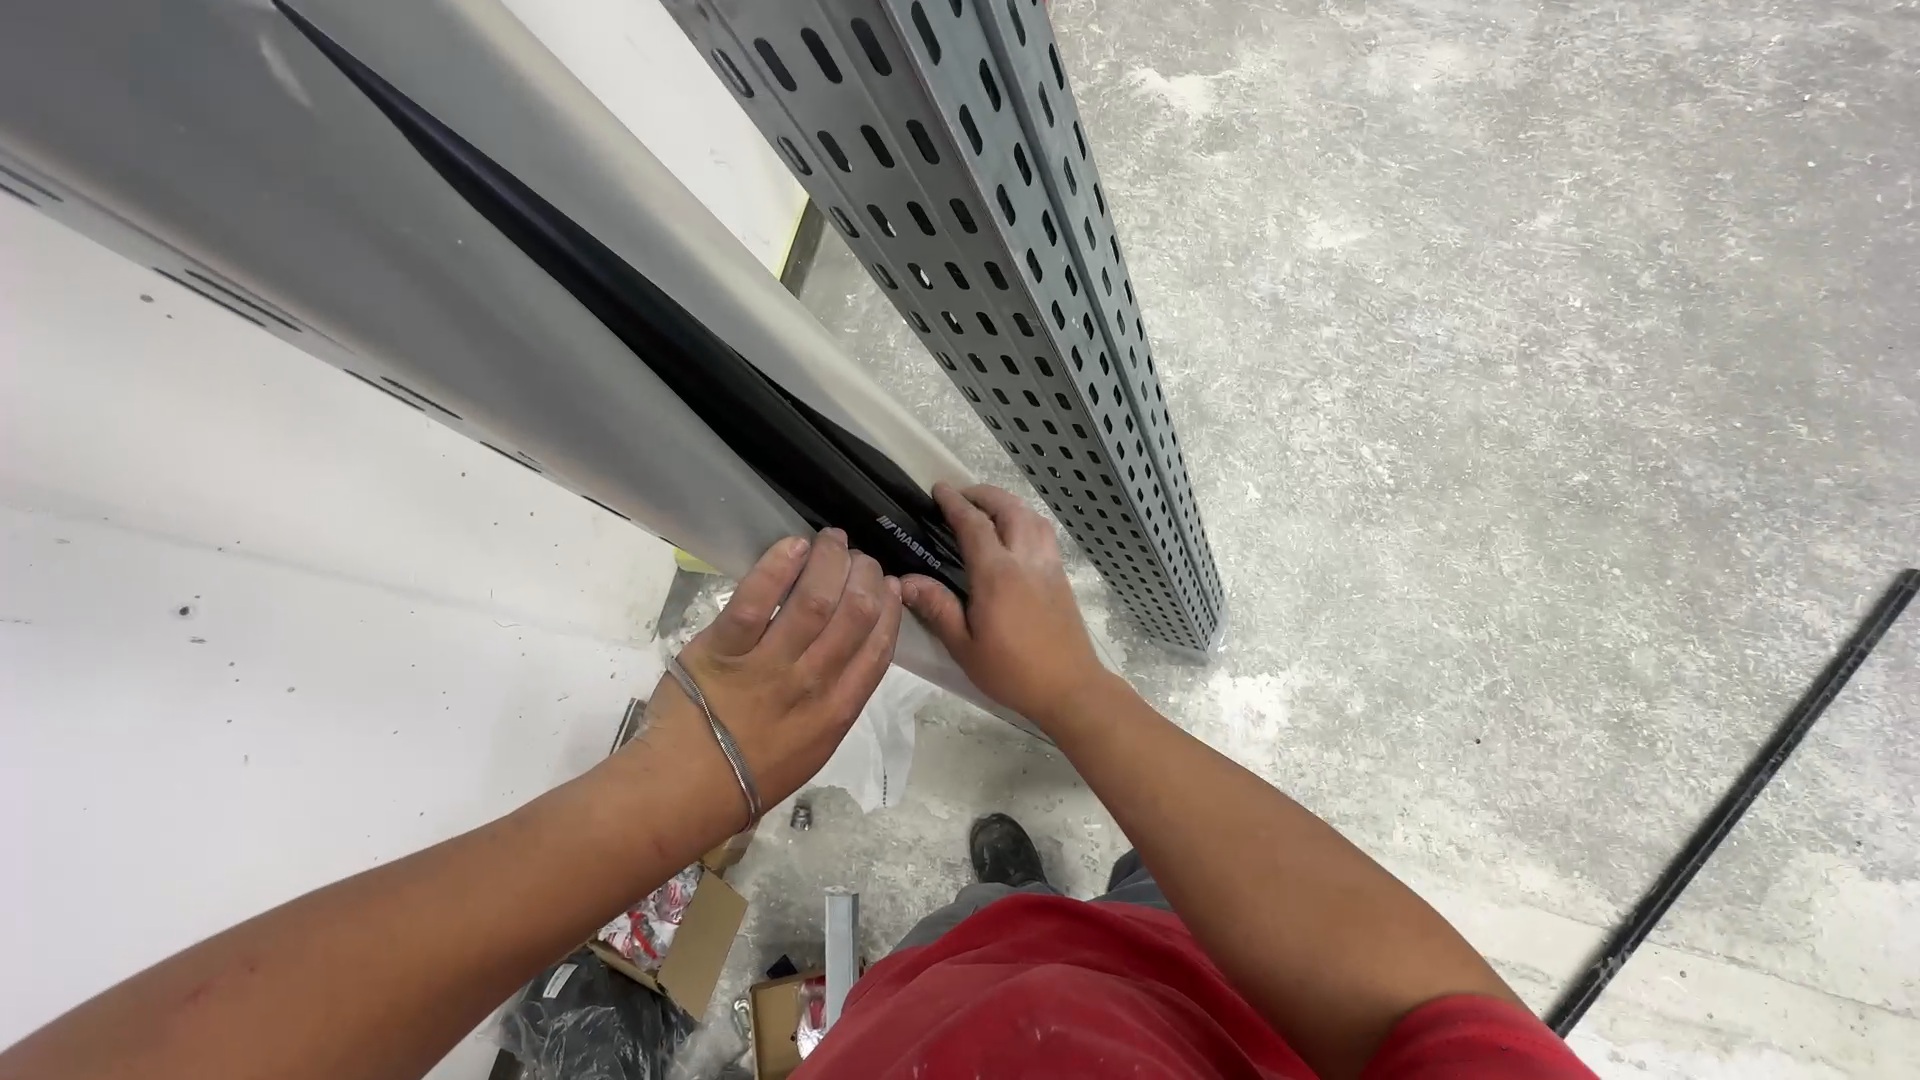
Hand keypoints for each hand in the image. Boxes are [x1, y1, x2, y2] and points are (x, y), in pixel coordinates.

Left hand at [645, 529, 902, 815]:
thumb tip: (849, 655)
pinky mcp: (723, 649)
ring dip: (829, 562)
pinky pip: (756, 601)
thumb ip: (835, 701)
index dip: (888, 610)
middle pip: (852, 615)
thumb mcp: (812, 748)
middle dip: (864, 576)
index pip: (877, 650)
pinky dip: (777, 568)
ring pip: (813, 601)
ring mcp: (768, 666)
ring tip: (832, 540)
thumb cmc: (752, 774)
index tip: (889, 585)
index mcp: (836, 712)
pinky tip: (794, 546)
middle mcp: (811, 684)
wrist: (685, 790)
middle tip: (861, 557)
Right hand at [901, 483, 1108, 723]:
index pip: (974, 525)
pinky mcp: (1061, 576)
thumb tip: (904, 581)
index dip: (955, 503)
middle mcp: (1025, 560)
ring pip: (1031, 517)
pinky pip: (1044, 533)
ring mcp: (1048, 565)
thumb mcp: (964, 646)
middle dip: (983, 495)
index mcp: (997, 574)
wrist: (1069, 687)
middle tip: (961, 496)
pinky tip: (1015, 534)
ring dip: (1008, 503)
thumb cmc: (1012, 671)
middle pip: (1008, 509)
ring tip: (988, 509)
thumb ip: (937, 608)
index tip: (939, 490)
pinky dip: (1026, 519)